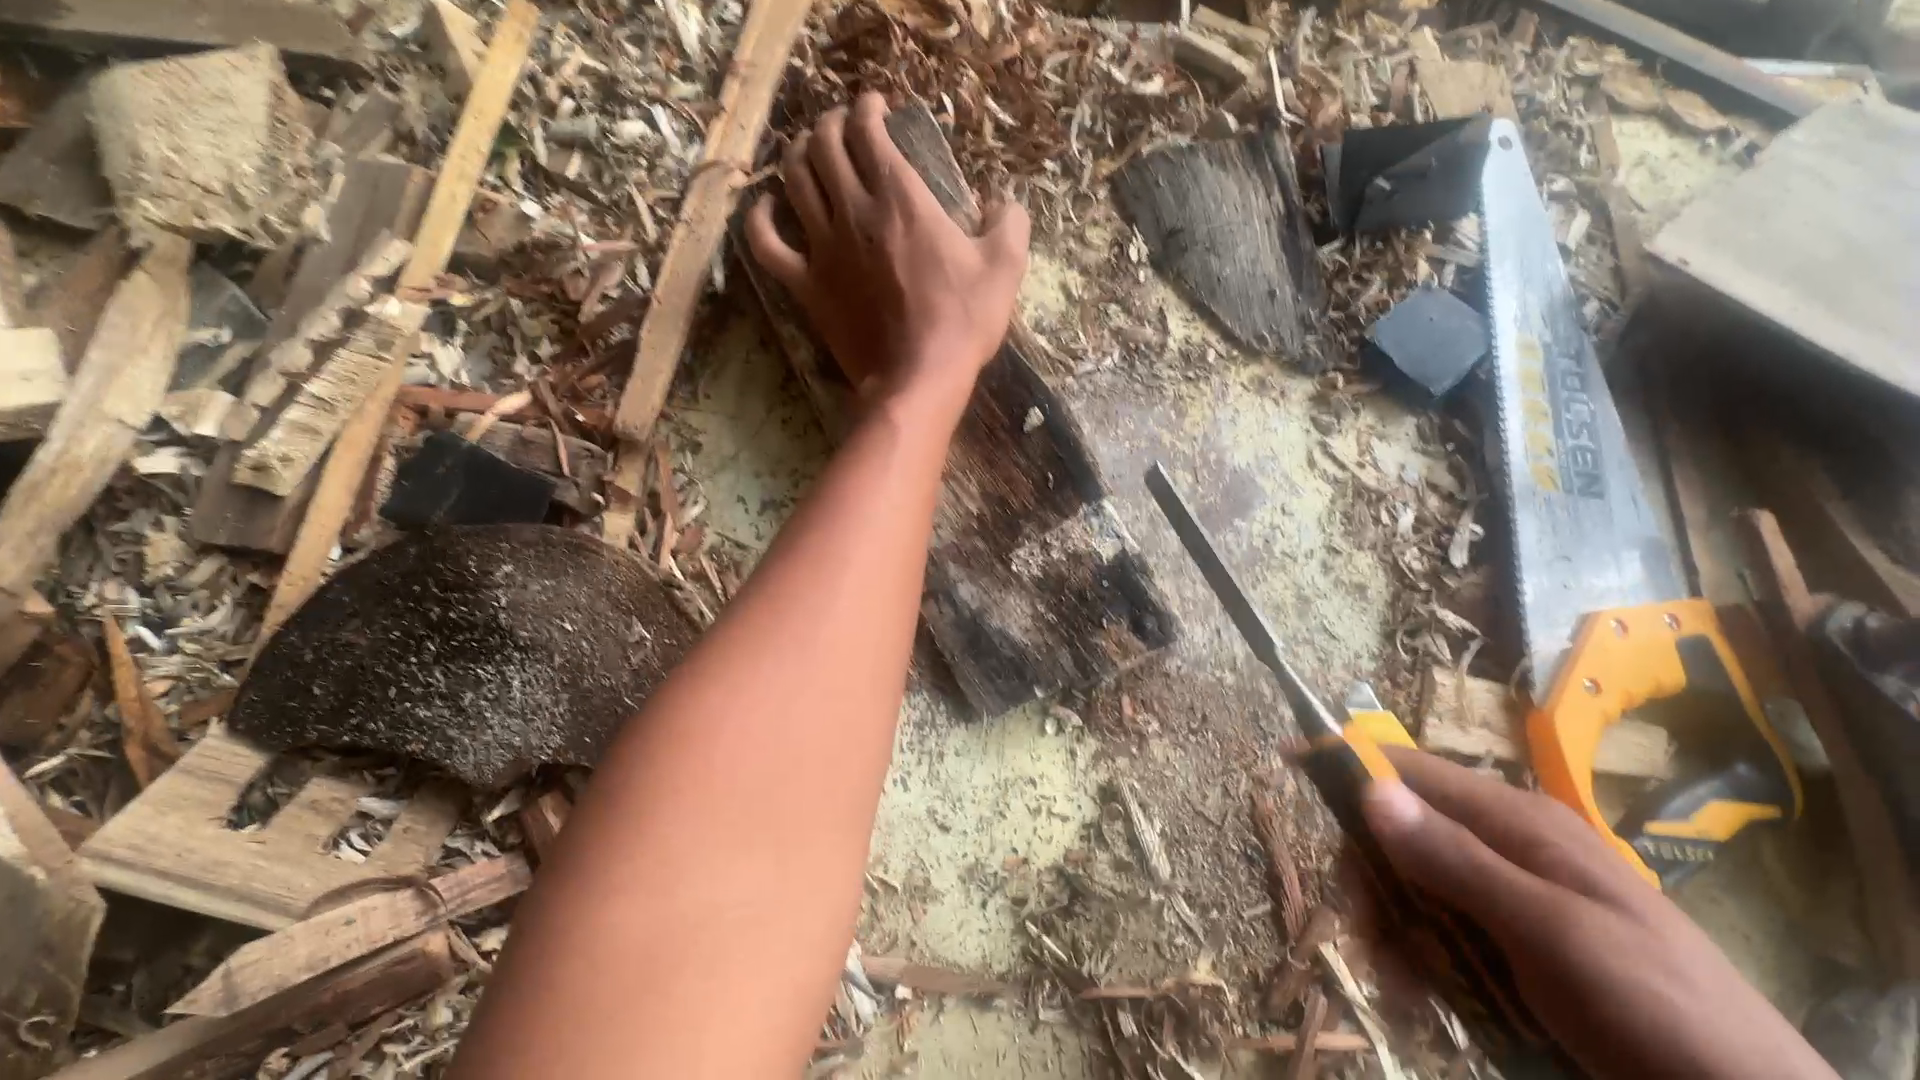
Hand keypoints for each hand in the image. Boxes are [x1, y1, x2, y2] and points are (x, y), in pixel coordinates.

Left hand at [744, 93, 1030, 420]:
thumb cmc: (963, 322)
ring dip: (797, 154)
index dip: (868, 108)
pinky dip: (761, 220)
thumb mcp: (1005, 267)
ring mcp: (823, 248)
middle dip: (830, 123)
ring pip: (793, 180)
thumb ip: (1009, 222)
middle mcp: (854, 211)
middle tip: (842, 127)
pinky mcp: (806, 284)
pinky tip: (767, 208)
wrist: (918, 377)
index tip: (877, 107)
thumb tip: (1001, 202)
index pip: (869, 130)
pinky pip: (767, 244)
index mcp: (901, 198)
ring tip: (807, 150)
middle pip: (823, 145)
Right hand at [1359, 747, 1836, 1079]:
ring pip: (1415, 892)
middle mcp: (1509, 847)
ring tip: (1404, 991)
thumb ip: (1457, 860)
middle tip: (1359, 935)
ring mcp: (1513, 898)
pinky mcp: (1518, 945)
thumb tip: (1371, 789)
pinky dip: (1424, 966)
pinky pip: (1444, 938)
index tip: (1289, 759)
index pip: (1413, 769)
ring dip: (1395, 937)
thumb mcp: (1549, 931)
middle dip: (1371, 882)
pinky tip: (1427, 1003)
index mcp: (1518, 822)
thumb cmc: (1651, 1003)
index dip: (1351, 761)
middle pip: (1402, 836)